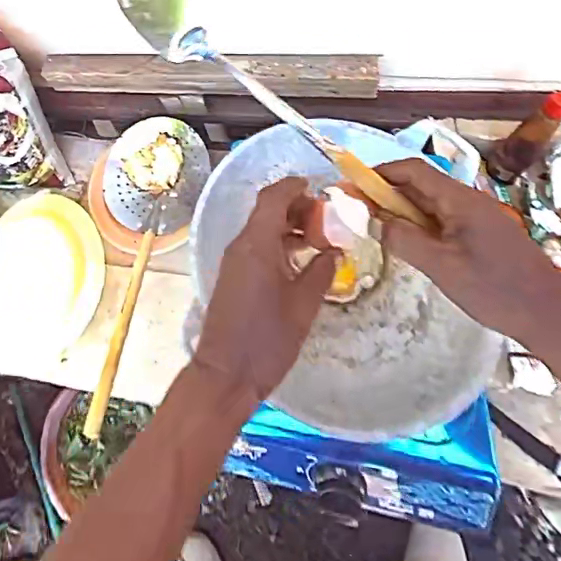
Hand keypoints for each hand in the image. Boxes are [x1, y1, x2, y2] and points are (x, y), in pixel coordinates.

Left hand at [192, 177, 336, 402]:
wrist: (225, 373)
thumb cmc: (267, 339)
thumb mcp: (303, 305)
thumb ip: (321, 271)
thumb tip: (335, 250)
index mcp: (256, 244)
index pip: (272, 198)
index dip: (293, 187)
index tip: (316, 187)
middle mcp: (241, 245)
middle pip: (266, 210)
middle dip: (295, 207)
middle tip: (325, 218)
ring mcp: (234, 260)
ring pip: (261, 228)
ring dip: (287, 226)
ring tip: (319, 238)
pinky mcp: (234, 275)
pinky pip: (256, 246)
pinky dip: (277, 243)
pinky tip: (301, 259)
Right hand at [375, 159, 560, 351]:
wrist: (552, 318)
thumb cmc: (496, 290)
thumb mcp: (441, 267)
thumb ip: (403, 239)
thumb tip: (371, 220)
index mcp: (460, 200)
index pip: (412, 169)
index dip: (380, 173)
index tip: (354, 187)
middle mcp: (469, 200)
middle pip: (421, 184)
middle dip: (387, 193)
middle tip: (359, 211)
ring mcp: (479, 217)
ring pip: (432, 203)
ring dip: (403, 210)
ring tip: (379, 229)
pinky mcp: (484, 234)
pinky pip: (444, 219)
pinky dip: (421, 224)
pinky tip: (412, 244)